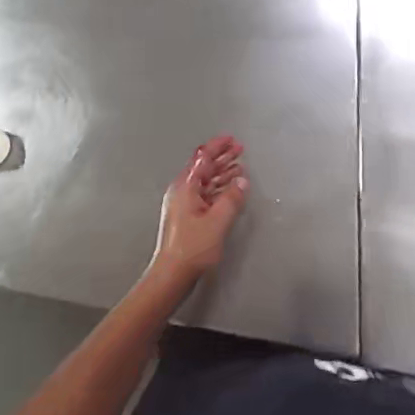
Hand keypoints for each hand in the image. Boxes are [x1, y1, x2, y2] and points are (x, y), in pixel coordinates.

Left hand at [152, 135, 248, 280]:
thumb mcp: (217, 221)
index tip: (232, 140)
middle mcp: (182, 191)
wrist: (172, 274)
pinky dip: (219, 188)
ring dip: (222, 172)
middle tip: (239, 149)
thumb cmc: (192, 247)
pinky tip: (231, 189)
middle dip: (222, 157)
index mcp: (185, 187)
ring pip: (205, 180)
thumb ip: (231, 199)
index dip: (218, 147)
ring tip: (239, 166)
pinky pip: (205, 193)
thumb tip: (241, 181)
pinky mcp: (188, 216)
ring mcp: (184, 204)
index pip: (202, 158)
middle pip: (203, 167)